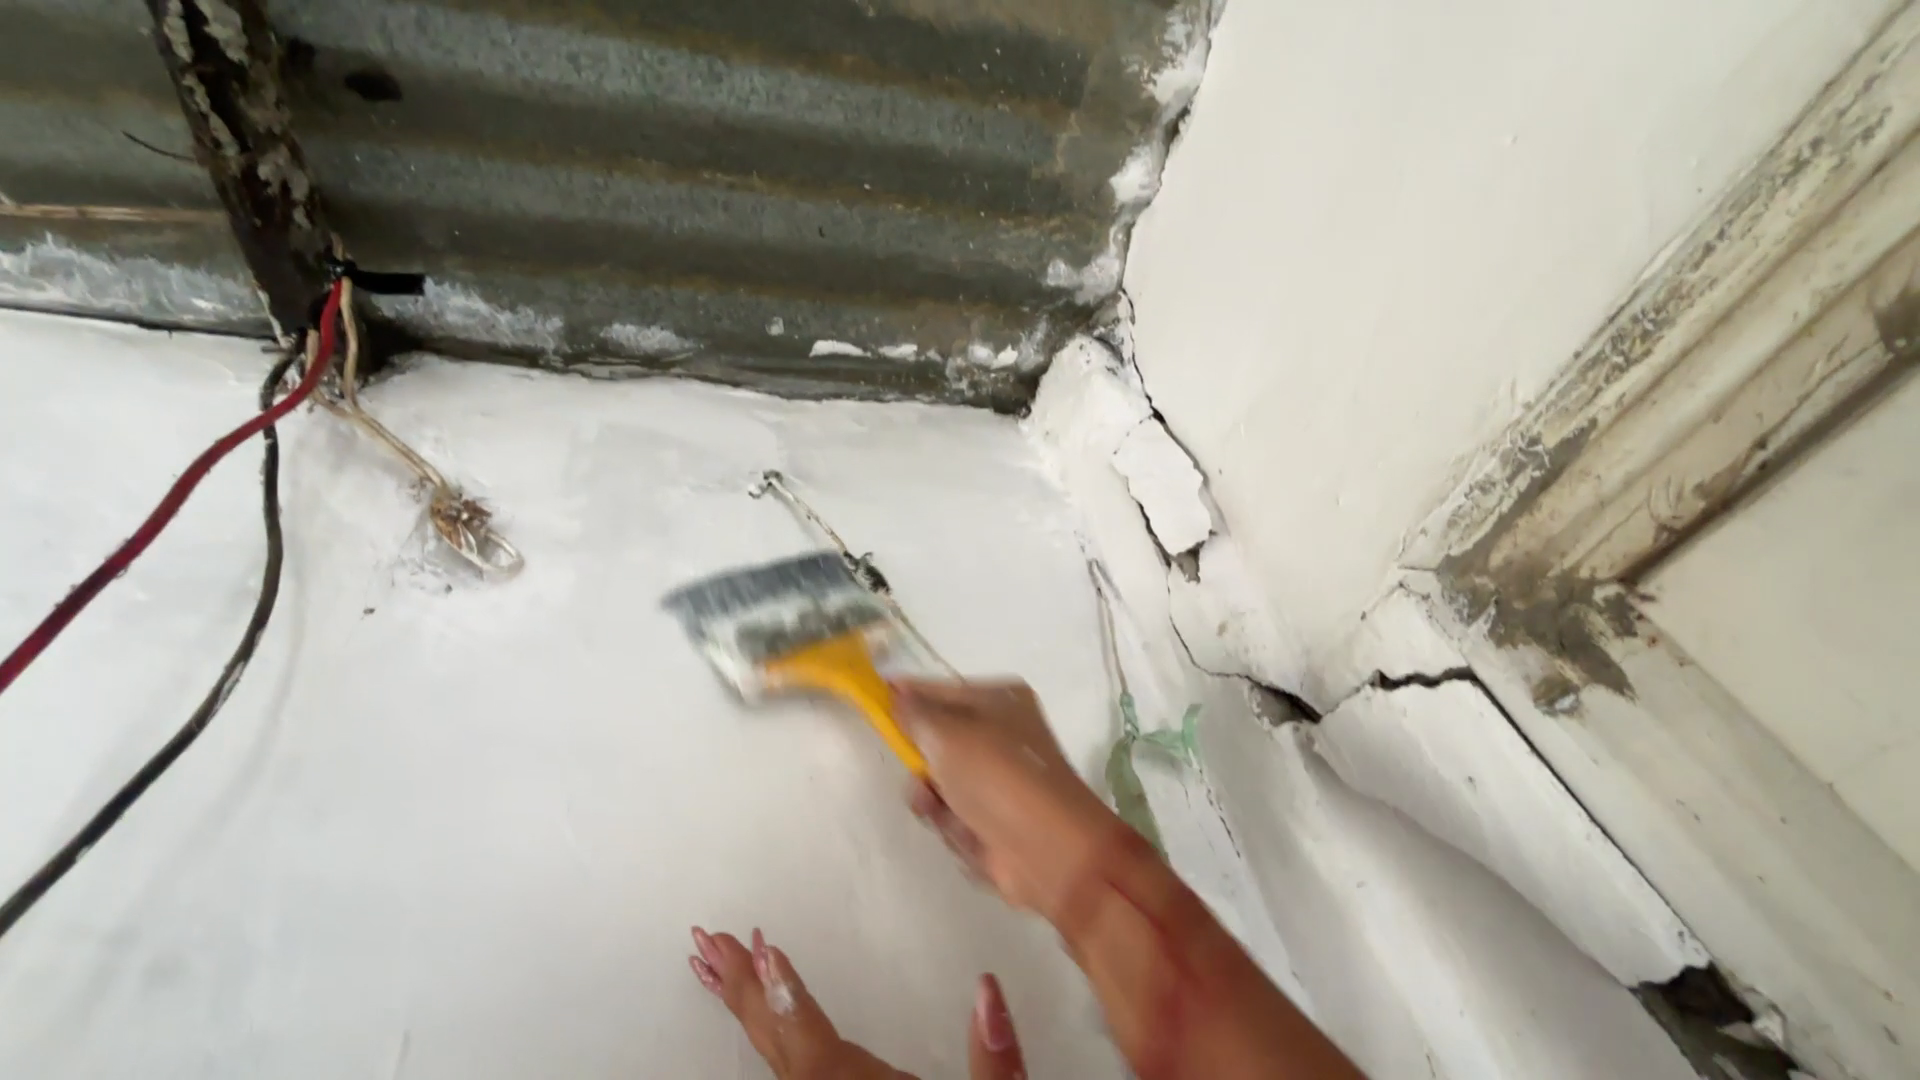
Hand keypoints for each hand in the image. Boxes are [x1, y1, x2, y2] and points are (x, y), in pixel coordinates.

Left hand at [688, 925, 1026, 1079]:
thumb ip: (994, 1064)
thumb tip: (988, 988)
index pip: (817, 1051)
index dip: (791, 999)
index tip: (761, 951)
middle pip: (775, 1048)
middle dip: (741, 991)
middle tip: (708, 941)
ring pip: (769, 1056)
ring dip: (741, 1003)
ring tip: (710, 963)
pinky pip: (781, 1062)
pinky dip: (762, 1024)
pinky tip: (755, 1006)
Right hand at [893, 679, 1118, 921]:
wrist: (1048, 851)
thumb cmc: (999, 777)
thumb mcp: (948, 733)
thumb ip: (914, 712)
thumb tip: (894, 691)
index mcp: (999, 700)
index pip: (939, 689)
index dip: (906, 696)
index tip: (873, 703)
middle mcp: (1000, 735)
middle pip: (935, 740)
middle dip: (920, 761)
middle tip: (918, 773)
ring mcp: (997, 780)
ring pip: (938, 782)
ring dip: (933, 798)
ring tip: (941, 809)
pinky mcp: (993, 820)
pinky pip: (952, 815)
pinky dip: (952, 825)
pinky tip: (965, 832)